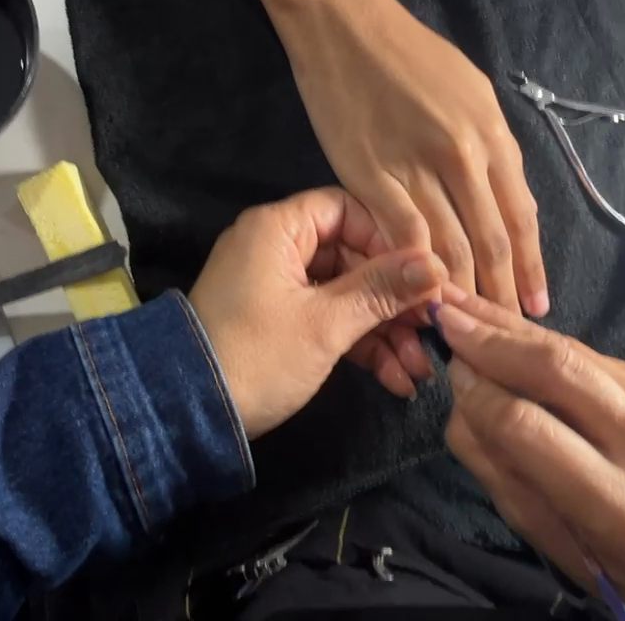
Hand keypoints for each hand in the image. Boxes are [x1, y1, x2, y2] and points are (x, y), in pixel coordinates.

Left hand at [188, 189, 447, 437]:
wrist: (188, 415)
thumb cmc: (258, 356)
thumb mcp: (325, 323)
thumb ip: (382, 289)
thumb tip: (436, 265)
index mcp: (279, 228)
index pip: (346, 208)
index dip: (388, 238)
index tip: (424, 273)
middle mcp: (276, 246)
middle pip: (351, 255)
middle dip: (394, 297)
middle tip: (431, 328)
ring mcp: (276, 284)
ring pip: (344, 292)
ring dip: (383, 329)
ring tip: (420, 368)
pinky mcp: (278, 319)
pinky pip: (326, 317)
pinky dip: (358, 343)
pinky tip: (396, 378)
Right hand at [268, 0, 545, 319]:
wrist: (344, 24)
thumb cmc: (406, 50)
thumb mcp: (468, 86)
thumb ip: (487, 141)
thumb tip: (498, 192)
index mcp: (492, 131)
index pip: (521, 215)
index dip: (531, 265)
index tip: (537, 304)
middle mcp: (465, 154)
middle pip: (491, 240)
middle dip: (503, 292)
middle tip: (508, 333)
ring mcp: (417, 166)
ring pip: (451, 246)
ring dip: (463, 292)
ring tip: (470, 327)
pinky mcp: (371, 176)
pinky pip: (404, 236)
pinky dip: (416, 273)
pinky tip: (422, 300)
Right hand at [435, 289, 624, 611]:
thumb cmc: (611, 560)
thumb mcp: (547, 537)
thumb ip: (497, 465)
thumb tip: (462, 387)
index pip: (532, 430)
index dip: (481, 397)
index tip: (449, 372)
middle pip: (560, 371)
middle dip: (493, 341)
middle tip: (446, 317)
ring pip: (572, 349)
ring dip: (508, 324)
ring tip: (461, 302)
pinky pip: (584, 350)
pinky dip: (535, 335)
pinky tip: (499, 320)